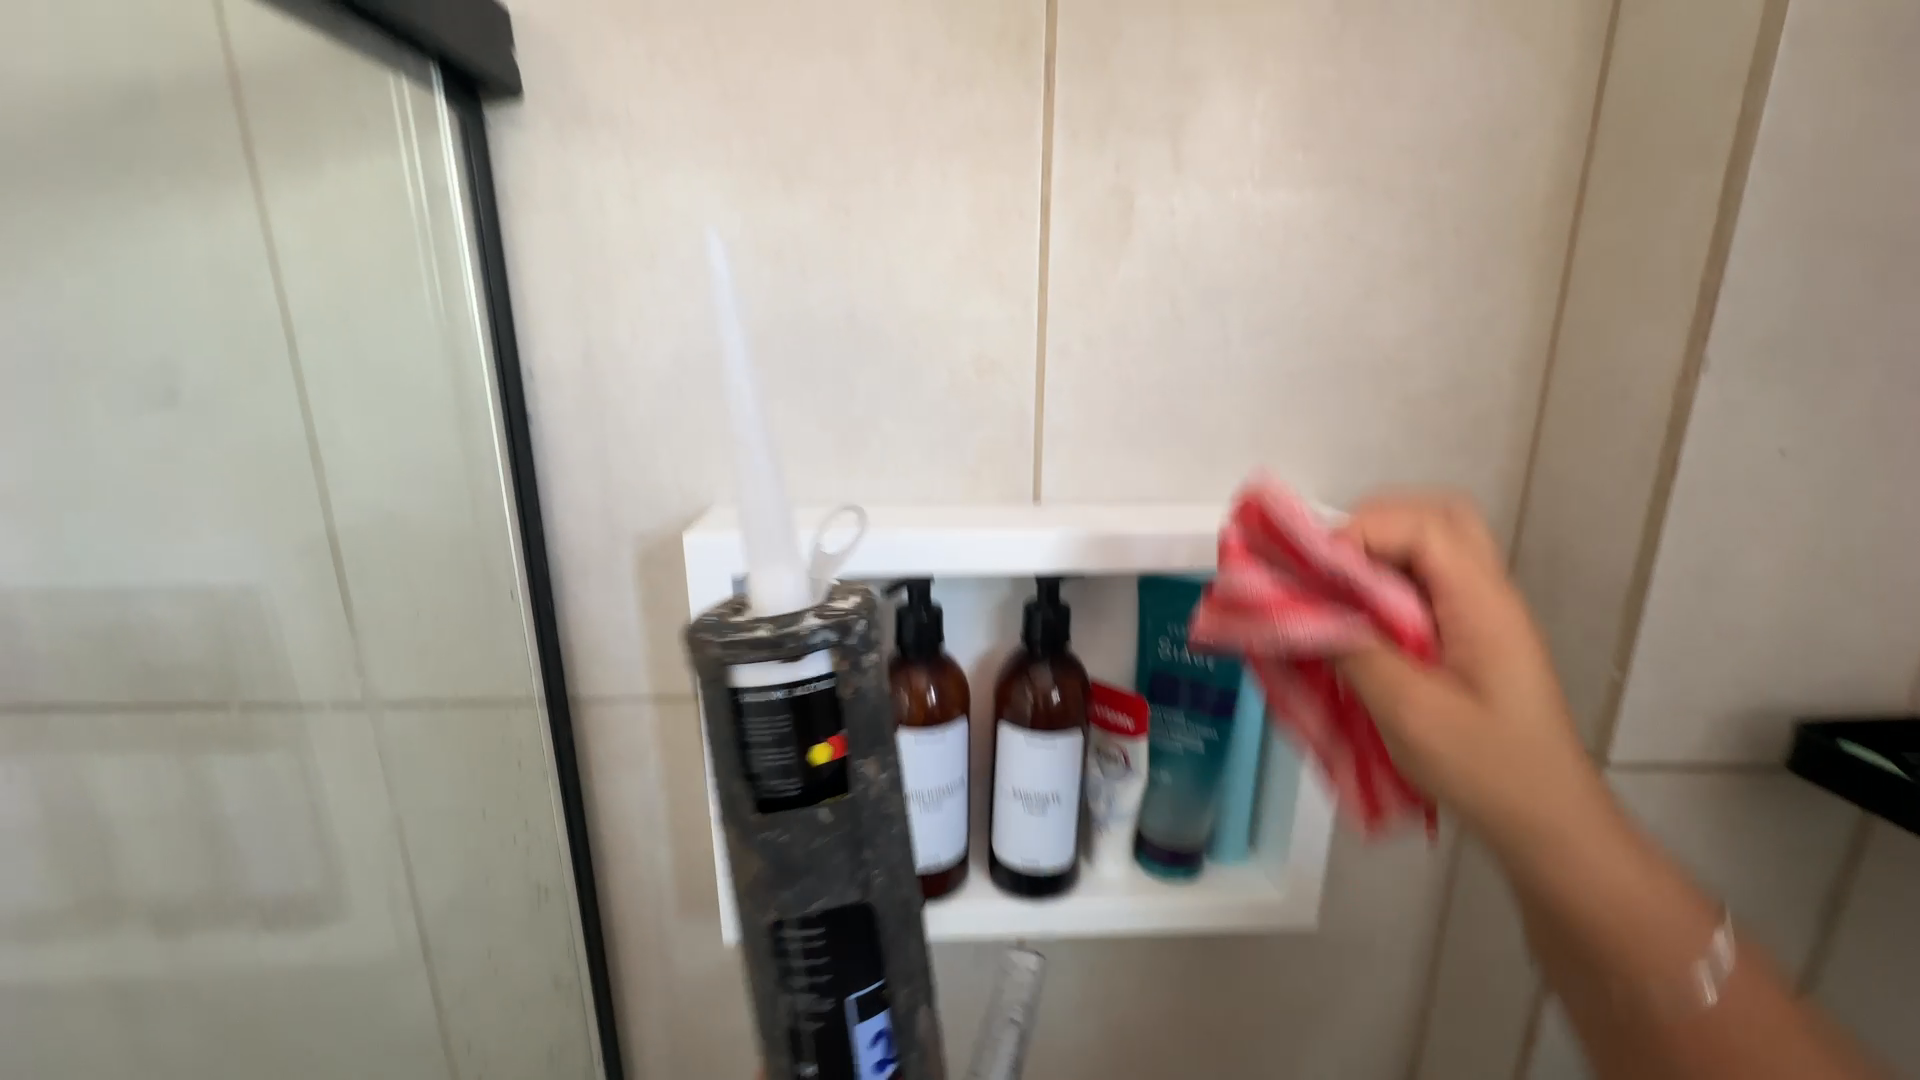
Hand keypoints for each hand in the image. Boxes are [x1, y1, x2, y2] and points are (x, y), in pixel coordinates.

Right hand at [1331, 494, 1612, 859]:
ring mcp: (1481, 615)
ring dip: (1377, 553)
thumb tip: (1305, 610)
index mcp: (1483, 605)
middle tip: (1324, 562)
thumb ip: (1357, 652)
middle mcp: (1487, 595)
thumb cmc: (1485, 768)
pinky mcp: (1468, 638)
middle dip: (1372, 527)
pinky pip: (1423, 584)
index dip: (1363, 532)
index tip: (1313, 569)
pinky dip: (1382, 584)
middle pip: (1437, 520)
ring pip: (1431, 549)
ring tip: (1331, 585)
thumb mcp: (1411, 713)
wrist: (1545, 822)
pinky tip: (1354, 617)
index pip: (1425, 529)